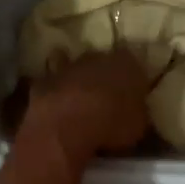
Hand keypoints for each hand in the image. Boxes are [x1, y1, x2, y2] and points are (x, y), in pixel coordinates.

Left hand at [22, 50, 149, 161]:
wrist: (66, 125)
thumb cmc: (111, 124)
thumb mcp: (138, 127)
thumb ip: (138, 114)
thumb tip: (136, 114)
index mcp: (128, 63)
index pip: (135, 65)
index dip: (133, 81)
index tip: (132, 97)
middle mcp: (100, 56)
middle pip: (106, 63)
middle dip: (106, 78)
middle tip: (108, 100)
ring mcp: (71, 64)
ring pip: (79, 68)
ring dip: (81, 81)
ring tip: (83, 103)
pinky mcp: (47, 78)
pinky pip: (55, 81)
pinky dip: (57, 89)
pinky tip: (60, 104)